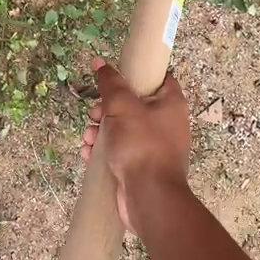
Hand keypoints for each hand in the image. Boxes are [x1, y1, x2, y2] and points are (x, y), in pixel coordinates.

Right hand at [82, 58, 191, 237]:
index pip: (158, 77)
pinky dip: (103, 150)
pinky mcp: (141, 166)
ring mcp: (154, 146)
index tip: (114, 76)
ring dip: (99, 130)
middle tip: (95, 114)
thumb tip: (99, 62)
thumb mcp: (122, 105)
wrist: (149, 197)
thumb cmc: (141, 144)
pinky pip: (119, 150)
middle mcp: (166, 123)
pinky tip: (89, 154)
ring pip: (121, 128)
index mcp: (170, 103)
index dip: (136, 73)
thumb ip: (110, 82)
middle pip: (131, 103)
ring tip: (88, 139)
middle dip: (106, 108)